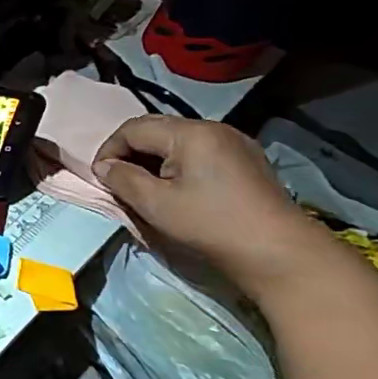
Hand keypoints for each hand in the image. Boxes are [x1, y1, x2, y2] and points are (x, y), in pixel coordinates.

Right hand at [92, 115, 315, 277]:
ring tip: (147, 186)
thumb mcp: (157, 205)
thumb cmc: (210, 226)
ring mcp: (234, 140)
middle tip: (120, 181)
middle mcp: (213, 126)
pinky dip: (181, 164)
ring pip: (180, 141)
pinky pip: (202, 151)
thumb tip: (105, 166)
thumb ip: (124, 179)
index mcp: (189, 132)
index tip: (100, 176)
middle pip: (158, 129)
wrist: (277, 251)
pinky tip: (181, 188)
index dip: (110, 149)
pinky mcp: (247, 158)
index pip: (134, 128)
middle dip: (132, 152)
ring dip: (156, 158)